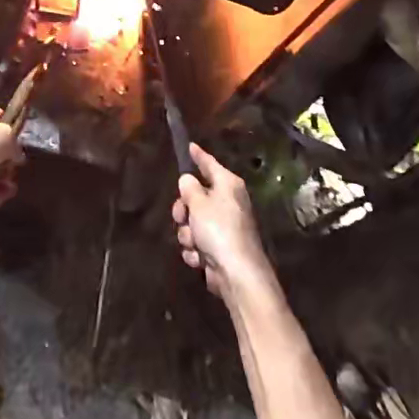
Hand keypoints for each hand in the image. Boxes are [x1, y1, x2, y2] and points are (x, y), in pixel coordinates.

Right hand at [173, 142, 270, 300]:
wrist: (236, 273)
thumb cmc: (219, 229)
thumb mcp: (198, 202)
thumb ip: (188, 187)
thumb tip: (188, 180)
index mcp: (228, 186)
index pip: (209, 163)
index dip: (198, 155)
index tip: (189, 145)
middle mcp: (227, 203)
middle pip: (195, 196)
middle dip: (183, 209)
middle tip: (181, 216)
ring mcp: (223, 227)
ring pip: (192, 222)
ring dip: (188, 233)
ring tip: (195, 243)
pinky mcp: (218, 248)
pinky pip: (197, 242)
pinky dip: (195, 251)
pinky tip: (200, 258)